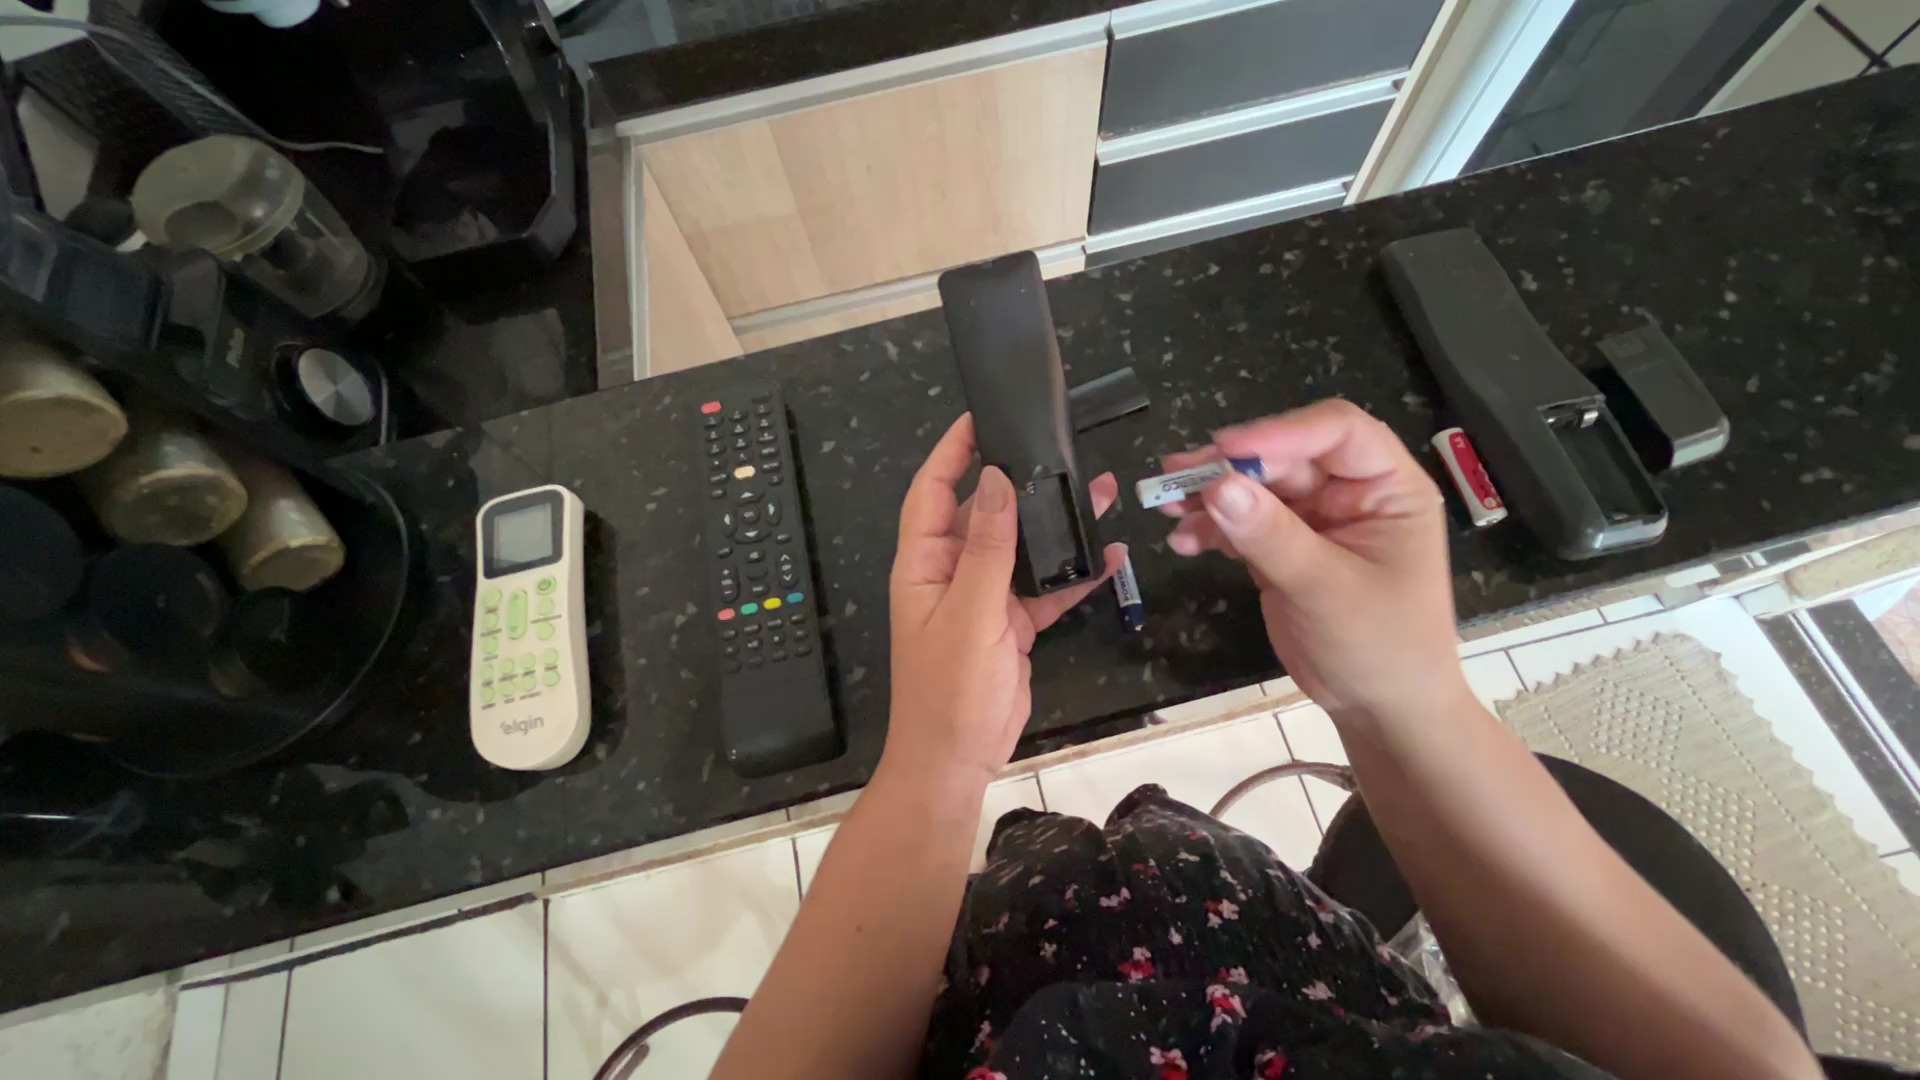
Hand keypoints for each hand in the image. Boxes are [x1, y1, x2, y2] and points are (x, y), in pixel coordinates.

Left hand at [886, 414, 1126, 783]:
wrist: (958, 760)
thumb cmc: (950, 690)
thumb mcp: (970, 613)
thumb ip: (987, 549)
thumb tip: (996, 482)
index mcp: (925, 563)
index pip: (931, 492)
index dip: (952, 453)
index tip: (979, 418)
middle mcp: (952, 573)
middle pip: (985, 514)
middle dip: (1020, 484)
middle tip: (1061, 451)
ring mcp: (984, 599)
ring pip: (1022, 549)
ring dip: (1056, 526)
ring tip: (1101, 492)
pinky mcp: (1012, 624)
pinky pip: (1045, 589)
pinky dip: (1073, 575)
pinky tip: (1110, 555)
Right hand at [1160, 399, 1465, 720]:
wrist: (1379, 708)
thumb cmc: (1379, 646)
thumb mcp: (1326, 588)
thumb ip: (1271, 536)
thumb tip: (1214, 486)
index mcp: (1387, 487)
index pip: (1336, 432)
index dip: (1279, 433)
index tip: (1223, 450)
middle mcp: (1349, 494)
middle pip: (1283, 459)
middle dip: (1229, 467)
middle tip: (1174, 475)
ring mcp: (1313, 521)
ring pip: (1254, 489)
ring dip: (1210, 495)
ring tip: (1166, 506)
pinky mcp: (1282, 549)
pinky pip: (1241, 524)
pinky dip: (1211, 529)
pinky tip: (1183, 542)